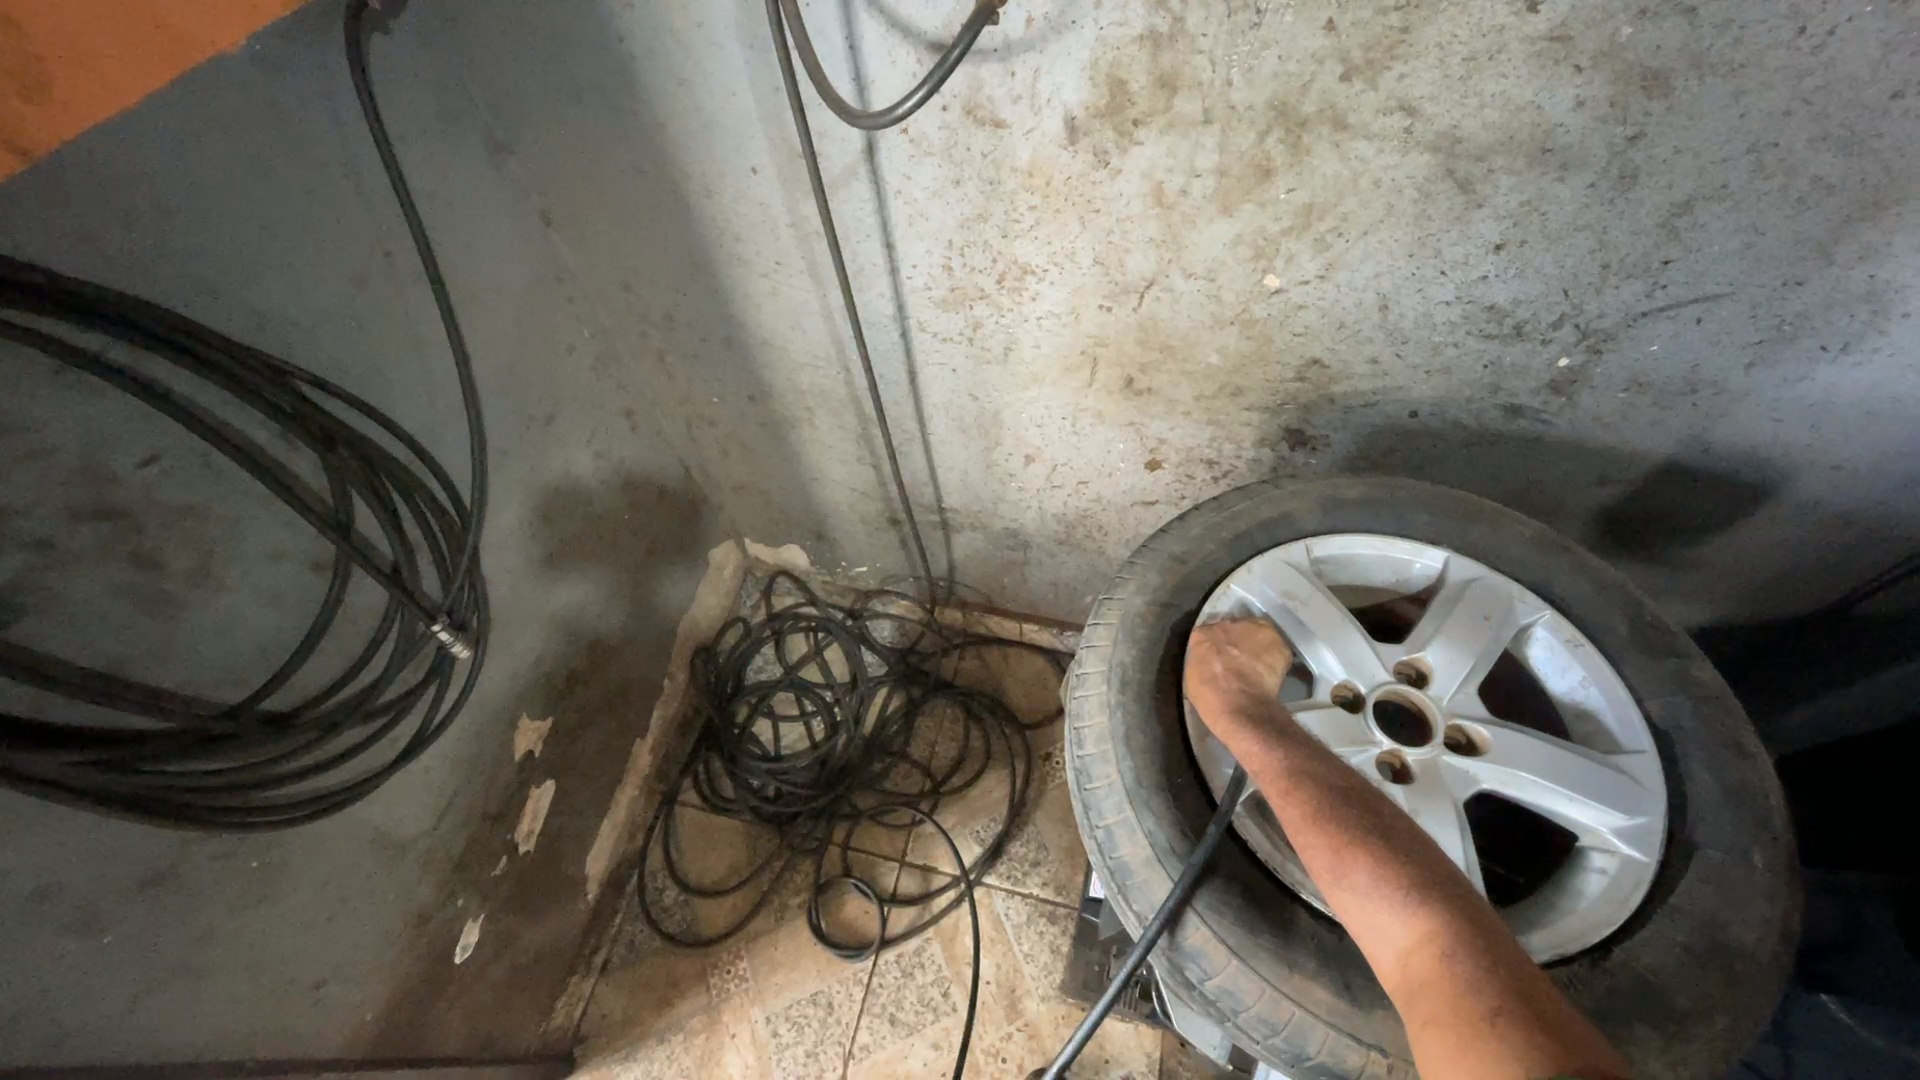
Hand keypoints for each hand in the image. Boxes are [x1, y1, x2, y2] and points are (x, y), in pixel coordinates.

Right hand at [1184, 616, 1295, 743]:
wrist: (1239, 703)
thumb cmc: (1210, 695)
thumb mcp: (1194, 676)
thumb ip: (1203, 661)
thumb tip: (1211, 662)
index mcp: (1202, 634)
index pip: (1209, 634)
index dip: (1217, 646)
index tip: (1221, 657)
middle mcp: (1226, 624)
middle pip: (1234, 628)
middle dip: (1237, 640)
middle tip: (1241, 660)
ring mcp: (1253, 629)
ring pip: (1257, 632)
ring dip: (1257, 645)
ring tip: (1260, 665)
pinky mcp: (1276, 639)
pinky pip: (1276, 646)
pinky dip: (1275, 656)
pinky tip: (1272, 672)